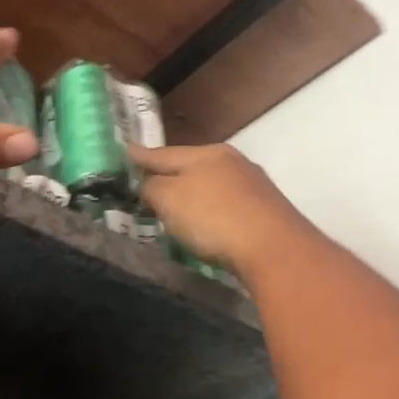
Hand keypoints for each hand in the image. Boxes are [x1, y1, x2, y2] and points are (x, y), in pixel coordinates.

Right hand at [132, 143, 313, 275]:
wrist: (272, 247)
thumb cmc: (213, 218)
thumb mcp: (169, 200)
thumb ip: (152, 188)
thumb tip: (150, 184)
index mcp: (205, 154)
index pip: (163, 153)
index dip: (142, 156)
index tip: (126, 151)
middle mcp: (230, 161)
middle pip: (190, 164)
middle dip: (169, 171)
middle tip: (148, 178)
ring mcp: (250, 183)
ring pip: (210, 180)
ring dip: (191, 189)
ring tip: (175, 200)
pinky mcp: (263, 206)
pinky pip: (226, 200)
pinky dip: (210, 205)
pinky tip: (207, 217)